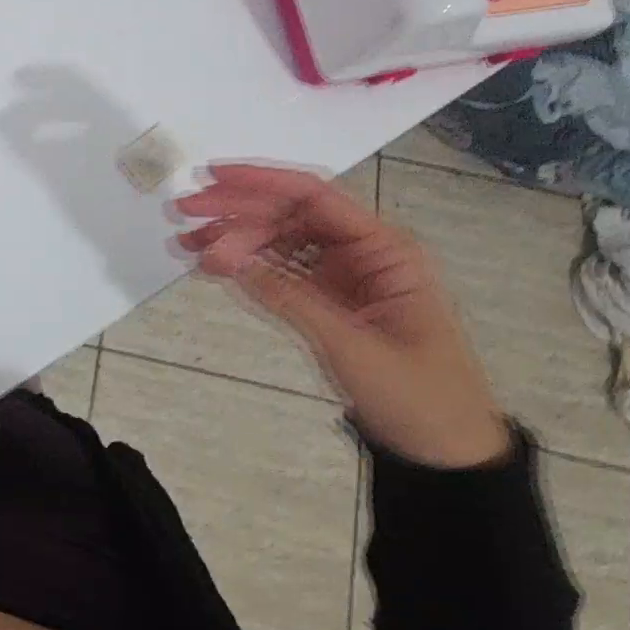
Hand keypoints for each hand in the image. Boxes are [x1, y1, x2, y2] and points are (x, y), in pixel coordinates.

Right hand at [177, 164, 511, 468]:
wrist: (446, 451)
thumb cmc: (417, 395)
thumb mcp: (350, 345)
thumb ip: (285, 295)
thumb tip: (222, 253)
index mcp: (384, 249)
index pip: (313, 196)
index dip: (259, 181)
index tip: (210, 177)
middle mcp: (363, 251)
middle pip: (289, 213)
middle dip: (235, 209)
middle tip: (183, 213)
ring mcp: (343, 274)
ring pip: (279, 239)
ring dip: (233, 237)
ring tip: (186, 242)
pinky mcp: (328, 298)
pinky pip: (279, 269)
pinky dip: (245, 265)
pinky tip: (212, 265)